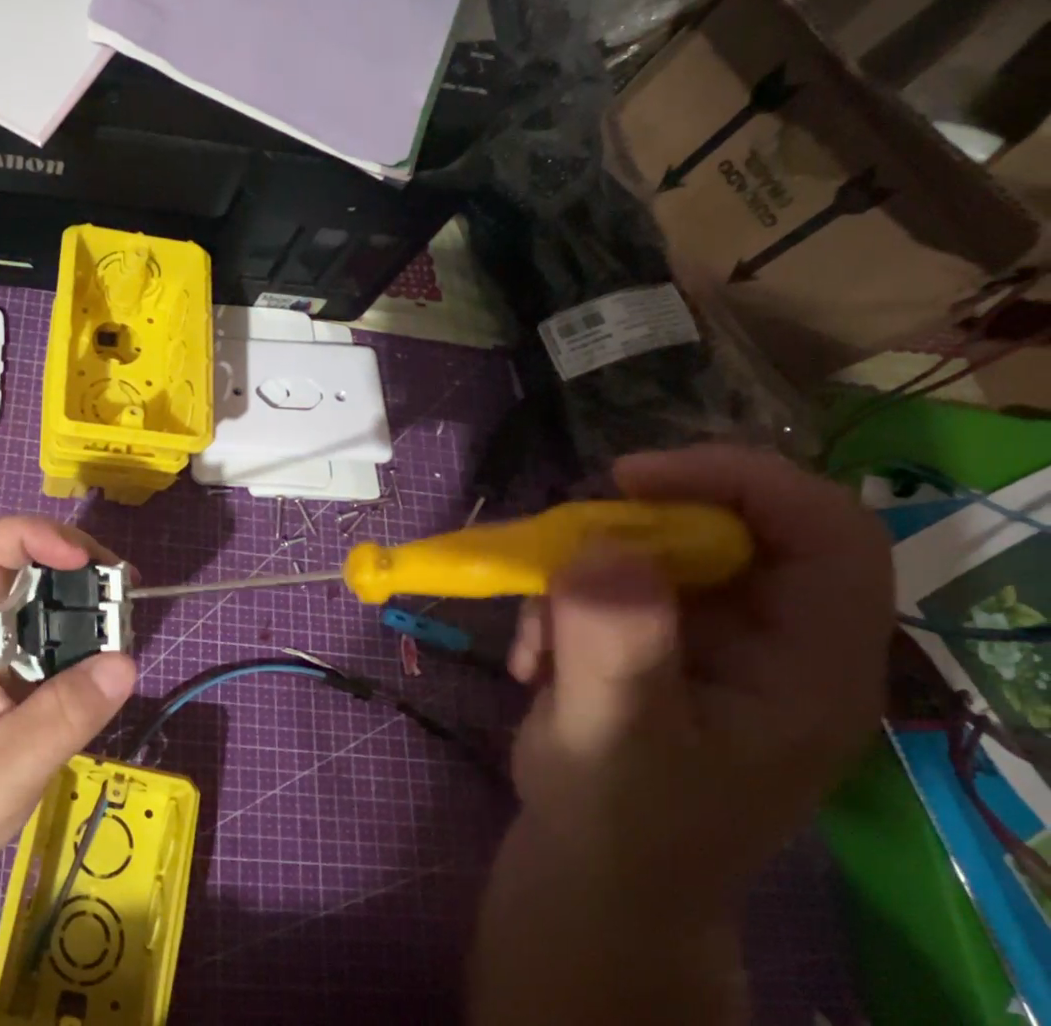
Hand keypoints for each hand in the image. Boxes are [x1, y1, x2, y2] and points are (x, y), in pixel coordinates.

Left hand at [0, 516, 137, 887]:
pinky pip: (51, 646)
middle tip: (125, 593)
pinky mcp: (11, 688)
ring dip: (84, 605)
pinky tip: (109, 668)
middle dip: (74, 566)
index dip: (30, 535)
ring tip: (127, 626)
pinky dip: (84, 644)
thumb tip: (127, 661)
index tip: (82, 563)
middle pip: (20, 569)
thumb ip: (65, 716)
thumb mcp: (7, 767)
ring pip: (40, 607)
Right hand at [503, 445, 891, 915]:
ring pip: (663, 555)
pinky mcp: (666, 650)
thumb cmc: (620, 824)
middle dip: (633, 532)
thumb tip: (603, 544)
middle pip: (735, 531)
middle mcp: (779, 643)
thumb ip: (616, 646)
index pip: (825, 534)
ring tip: (534, 639)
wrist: (595, 879)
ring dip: (582, 576)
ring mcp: (720, 647)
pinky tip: (534, 660)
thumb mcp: (614, 738)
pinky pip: (619, 588)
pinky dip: (565, 605)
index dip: (739, 482)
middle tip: (555, 551)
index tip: (629, 479)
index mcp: (810, 667)